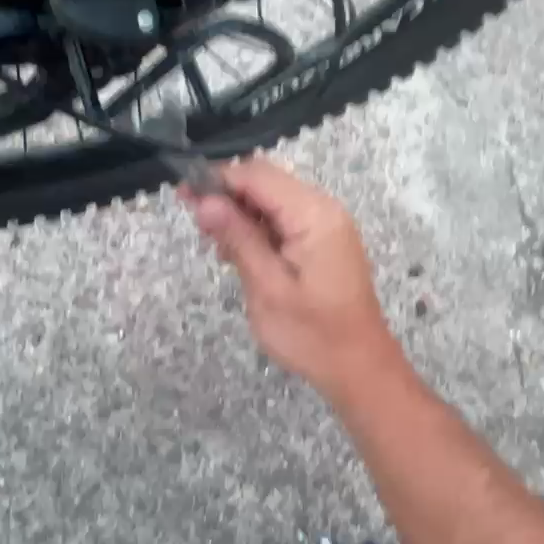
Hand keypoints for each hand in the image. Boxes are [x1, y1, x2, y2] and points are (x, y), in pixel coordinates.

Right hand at [182, 158, 410, 400]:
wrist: (360, 368)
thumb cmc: (312, 335)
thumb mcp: (267, 288)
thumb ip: (238, 238)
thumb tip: (205, 201)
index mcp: (313, 214)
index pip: (258, 175)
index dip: (218, 179)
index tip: (183, 195)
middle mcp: (324, 208)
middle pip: (266, 181)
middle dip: (228, 195)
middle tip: (198, 224)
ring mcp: (327, 223)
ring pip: (273, 199)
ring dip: (242, 213)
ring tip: (216, 244)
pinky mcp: (324, 240)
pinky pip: (285, 218)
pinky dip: (260, 227)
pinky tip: (240, 252)